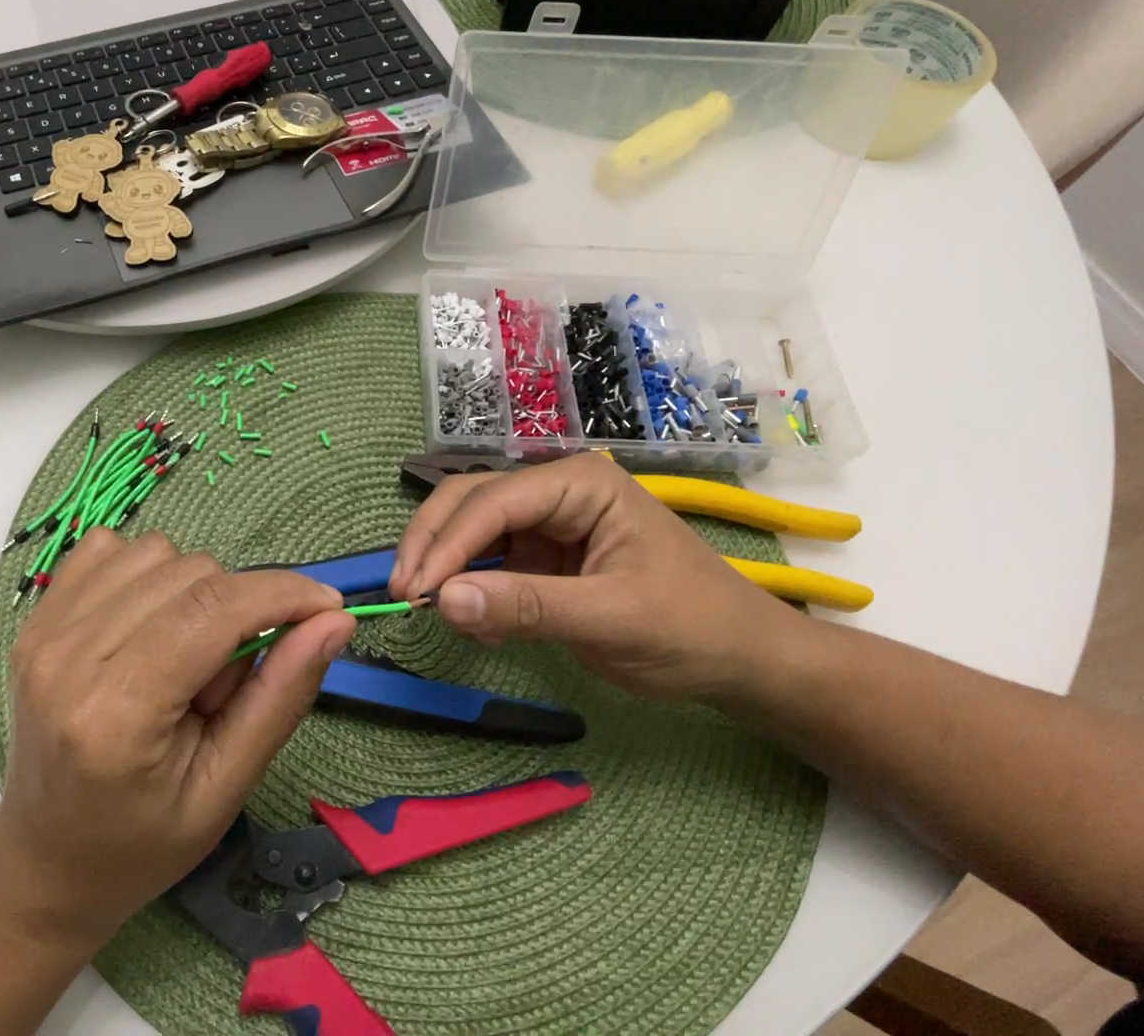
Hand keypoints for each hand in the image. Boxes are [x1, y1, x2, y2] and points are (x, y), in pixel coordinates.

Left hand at [0, 527, 357, 946]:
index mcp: (116, 713)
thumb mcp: (225, 788)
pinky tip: (150, 627)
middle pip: (190, 573)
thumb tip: (334, 622)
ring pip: (155, 552)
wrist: (46, 860)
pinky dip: (148, 574)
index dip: (284, 593)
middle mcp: (68, 656)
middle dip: (239, 610)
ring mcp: (43, 631)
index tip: (327, 607)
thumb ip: (280, 698)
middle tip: (227, 682)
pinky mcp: (34, 620)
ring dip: (194, 592)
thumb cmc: (142, 843)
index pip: (214, 610)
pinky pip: (109, 550)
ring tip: (185, 659)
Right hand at [388, 454, 805, 699]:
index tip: (414, 591)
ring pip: (470, 531)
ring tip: (432, 612)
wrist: (738, 659)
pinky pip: (487, 565)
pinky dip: (468, 591)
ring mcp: (547, 525)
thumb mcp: (610, 618)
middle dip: (434, 545)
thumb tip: (441, 600)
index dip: (447, 543)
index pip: (493, 502)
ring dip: (446, 568)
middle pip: (469, 502)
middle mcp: (556, 492)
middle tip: (405, 596)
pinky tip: (469, 622)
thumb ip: (527, 606)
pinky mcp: (541, 558)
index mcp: (581, 483)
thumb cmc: (690, 627)